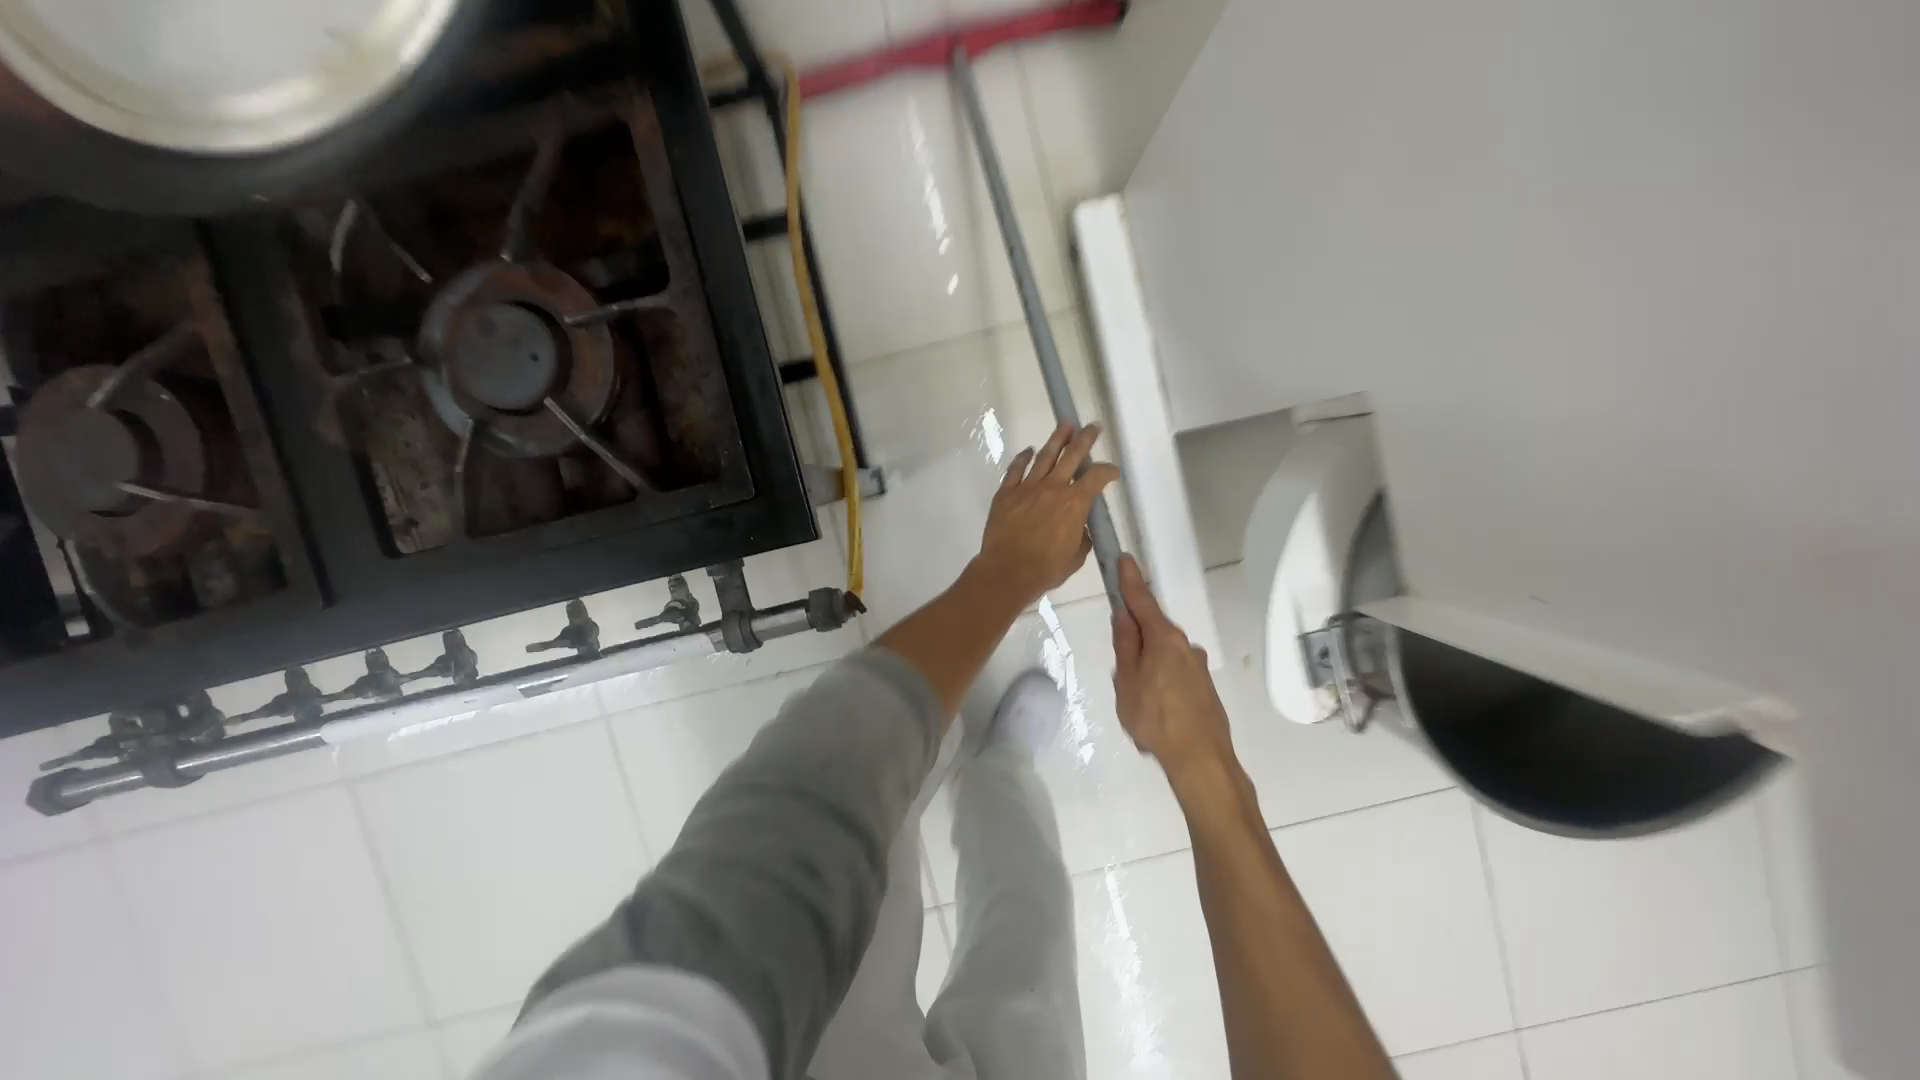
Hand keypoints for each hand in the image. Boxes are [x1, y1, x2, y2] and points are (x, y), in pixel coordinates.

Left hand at [972, 422, 1120, 607]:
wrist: (1007, 572)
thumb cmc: (1046, 569)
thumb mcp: (1076, 556)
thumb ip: (1081, 536)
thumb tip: (1079, 528)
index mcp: (1074, 503)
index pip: (1097, 477)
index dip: (1108, 471)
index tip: (1112, 472)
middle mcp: (1053, 488)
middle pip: (1072, 455)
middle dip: (1084, 439)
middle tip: (1092, 426)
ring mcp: (1027, 488)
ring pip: (1044, 456)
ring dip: (1057, 439)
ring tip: (1065, 425)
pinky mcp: (1006, 494)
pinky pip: (1015, 470)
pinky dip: (1022, 458)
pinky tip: (1028, 451)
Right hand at [1112, 555, 1237, 786]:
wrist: (1201, 759)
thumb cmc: (1154, 718)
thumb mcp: (1127, 681)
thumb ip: (1125, 646)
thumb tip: (1124, 615)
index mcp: (1164, 639)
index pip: (1142, 601)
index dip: (1130, 580)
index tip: (1123, 558)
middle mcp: (1185, 646)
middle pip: (1154, 630)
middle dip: (1136, 637)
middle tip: (1121, 667)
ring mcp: (1198, 667)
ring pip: (1165, 654)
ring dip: (1149, 664)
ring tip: (1137, 700)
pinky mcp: (1205, 688)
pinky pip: (1175, 673)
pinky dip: (1162, 680)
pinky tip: (1156, 708)